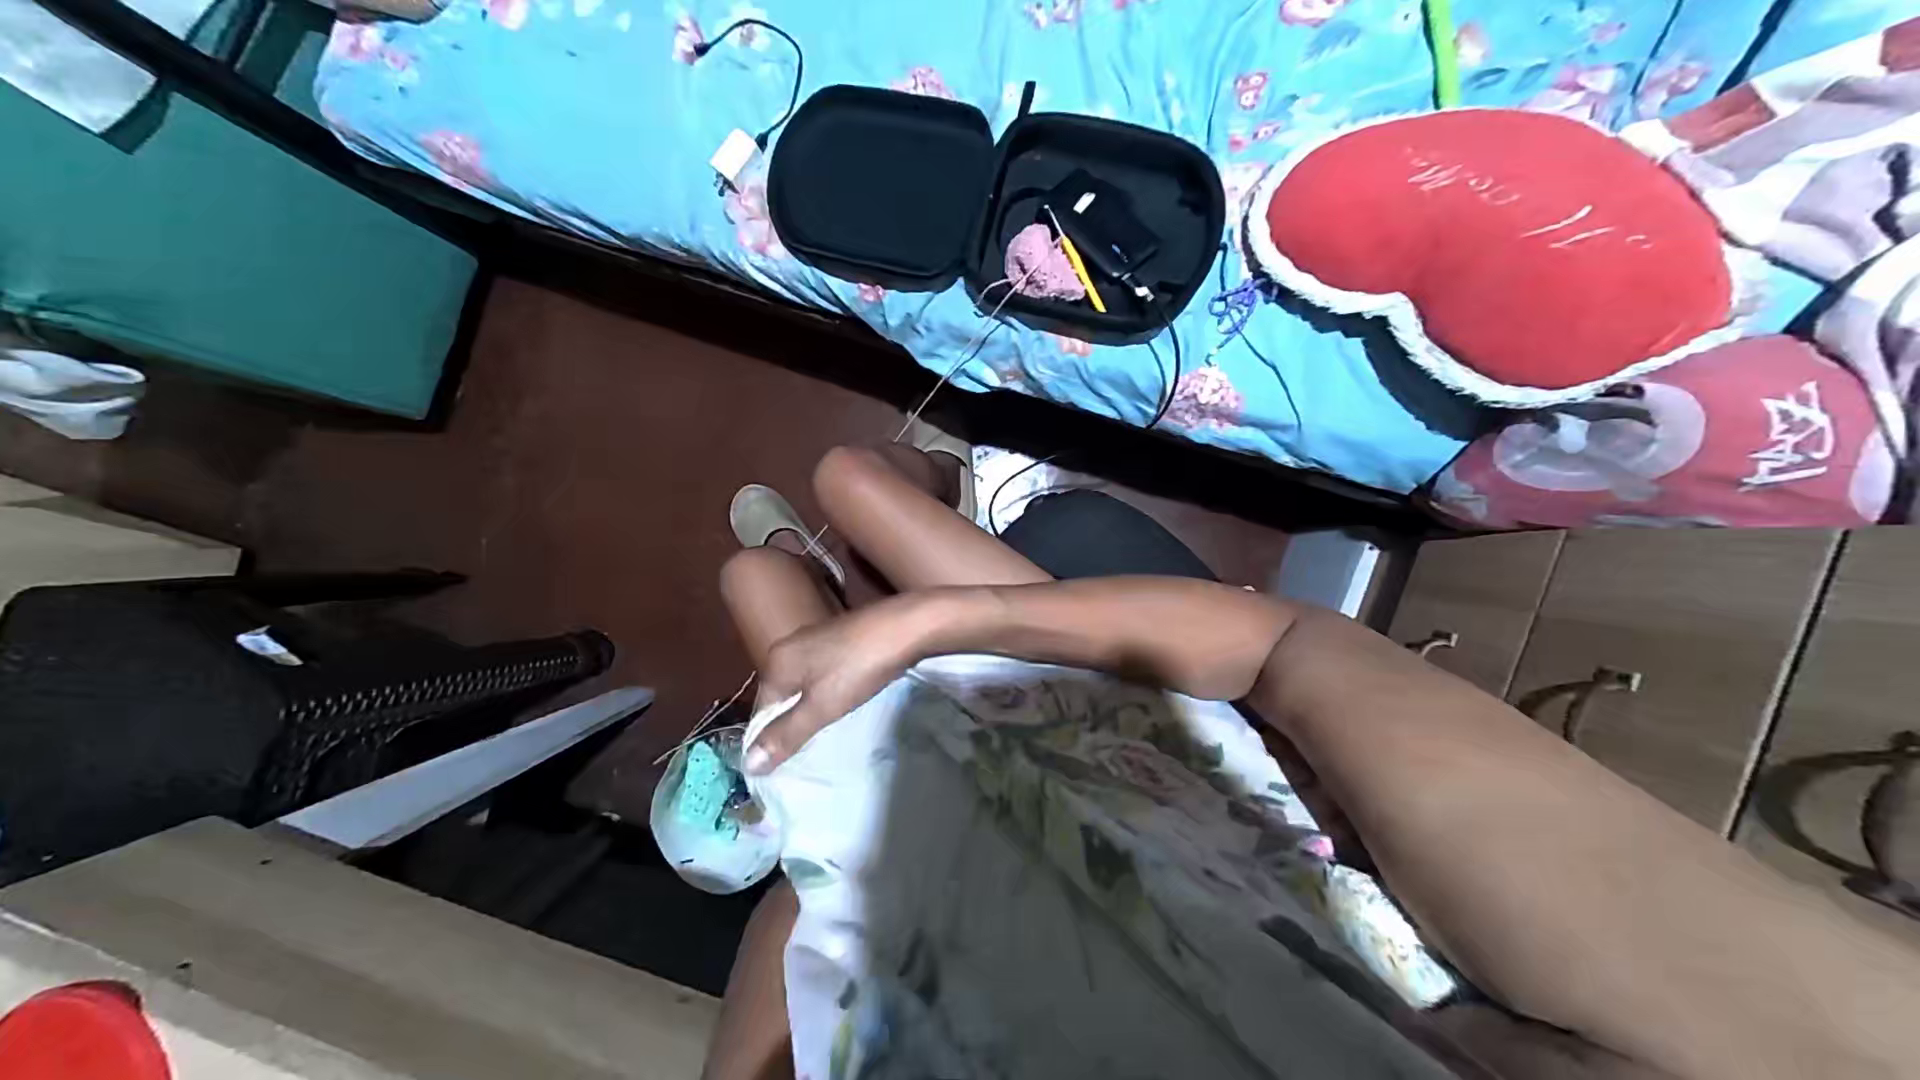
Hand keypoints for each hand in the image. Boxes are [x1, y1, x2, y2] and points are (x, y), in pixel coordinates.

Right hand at [744, 592, 953, 773]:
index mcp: (776, 661)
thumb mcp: (821, 707)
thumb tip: (746, 764)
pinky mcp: (840, 636)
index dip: (772, 738)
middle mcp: (789, 645)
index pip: (761, 711)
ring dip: (812, 706)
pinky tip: (846, 700)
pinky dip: (829, 689)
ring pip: (803, 684)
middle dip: (792, 722)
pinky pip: (823, 672)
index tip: (787, 763)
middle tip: (809, 750)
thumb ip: (785, 734)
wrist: (906, 626)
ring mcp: (815, 638)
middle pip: (781, 696)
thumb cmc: (859, 668)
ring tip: (828, 729)